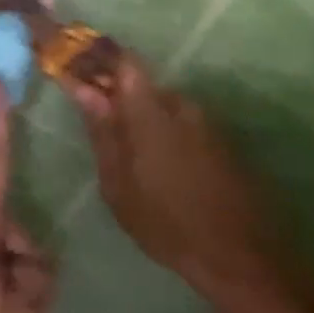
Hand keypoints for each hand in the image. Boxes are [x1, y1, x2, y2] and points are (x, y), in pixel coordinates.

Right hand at [64, 57, 313, 312]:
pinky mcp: (220, 140)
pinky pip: (180, 121)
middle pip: (139, 81)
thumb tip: (82, 88)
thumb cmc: (166, 221)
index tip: (73, 63)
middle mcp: (179, 103)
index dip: (96, 55)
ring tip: (125, 144)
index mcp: (149, 107)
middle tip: (93, 110)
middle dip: (114, 89)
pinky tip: (156, 159)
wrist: (240, 257)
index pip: (120, 58)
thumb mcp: (118, 183)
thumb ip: (101, 130)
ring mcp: (204, 121)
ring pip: (160, 102)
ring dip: (140, 112)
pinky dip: (162, 129)